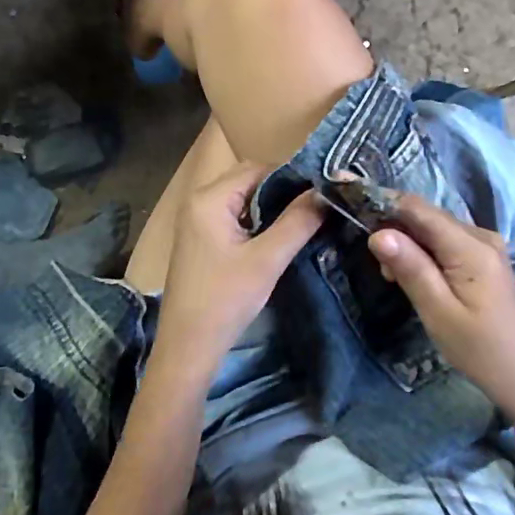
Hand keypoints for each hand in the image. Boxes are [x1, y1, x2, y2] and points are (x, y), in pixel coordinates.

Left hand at [155, 161, 324, 372]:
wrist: (188, 346)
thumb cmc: (225, 300)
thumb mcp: (267, 260)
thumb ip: (298, 222)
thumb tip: (326, 192)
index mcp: (209, 198)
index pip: (259, 168)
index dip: (293, 176)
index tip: (324, 189)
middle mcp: (199, 200)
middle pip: (250, 180)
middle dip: (284, 190)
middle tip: (319, 204)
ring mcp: (198, 220)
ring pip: (244, 199)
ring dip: (273, 206)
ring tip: (307, 217)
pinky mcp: (202, 238)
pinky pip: (236, 216)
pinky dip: (259, 220)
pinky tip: (281, 234)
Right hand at [367, 194, 514, 419]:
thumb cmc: (480, 349)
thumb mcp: (438, 311)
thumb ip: (410, 268)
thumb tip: (378, 233)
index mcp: (470, 246)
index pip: (418, 208)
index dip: (383, 201)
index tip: (350, 200)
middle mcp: (480, 235)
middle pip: (426, 216)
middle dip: (393, 228)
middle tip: (373, 261)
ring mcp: (485, 246)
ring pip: (434, 229)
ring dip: (407, 243)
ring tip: (391, 277)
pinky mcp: (484, 259)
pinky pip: (446, 243)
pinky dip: (424, 253)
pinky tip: (414, 278)